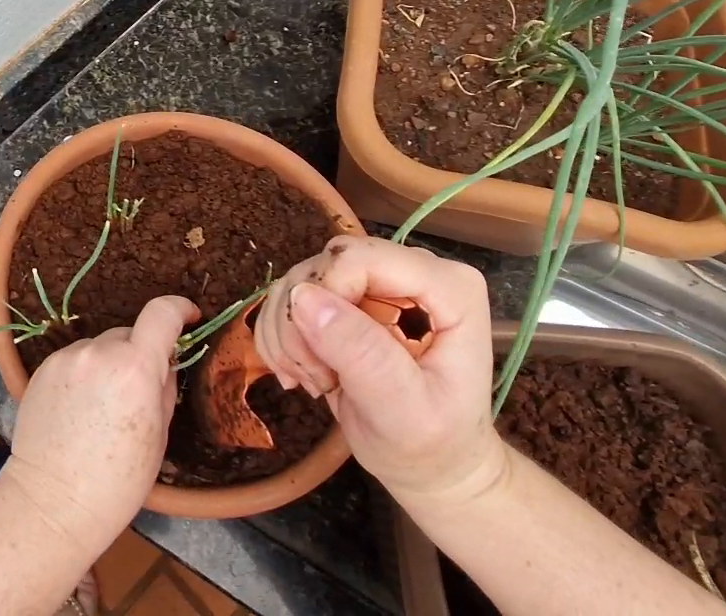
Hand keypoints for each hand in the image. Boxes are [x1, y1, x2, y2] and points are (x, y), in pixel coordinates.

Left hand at [0, 296, 197, 557]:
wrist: (54, 499)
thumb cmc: (117, 480)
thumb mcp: (158, 434)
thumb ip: (164, 387)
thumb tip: (165, 362)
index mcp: (135, 368)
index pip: (161, 314)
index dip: (179, 308)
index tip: (189, 315)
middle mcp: (98, 352)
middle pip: (128, 335)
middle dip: (139, 354)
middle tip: (140, 391)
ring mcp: (66, 358)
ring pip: (99, 348)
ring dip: (109, 365)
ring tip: (104, 408)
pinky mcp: (43, 368)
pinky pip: (74, 361)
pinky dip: (84, 374)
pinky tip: (80, 409)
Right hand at [254, 236, 506, 507]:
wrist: (431, 466)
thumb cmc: (433, 444)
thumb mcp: (404, 411)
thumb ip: (362, 353)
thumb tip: (303, 297)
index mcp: (446, 288)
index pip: (358, 259)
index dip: (325, 298)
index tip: (325, 360)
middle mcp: (408, 271)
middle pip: (322, 266)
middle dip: (301, 321)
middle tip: (317, 376)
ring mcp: (373, 281)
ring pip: (296, 280)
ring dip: (287, 334)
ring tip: (313, 380)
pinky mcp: (343, 295)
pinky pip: (287, 296)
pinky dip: (279, 337)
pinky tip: (300, 372)